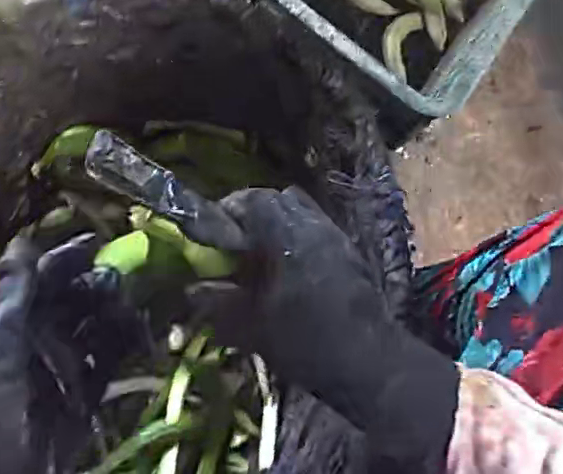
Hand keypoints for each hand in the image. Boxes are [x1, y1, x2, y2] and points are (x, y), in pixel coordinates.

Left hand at [0, 234, 142, 473]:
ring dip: (116, 316)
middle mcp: (36, 347)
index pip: (41, 282)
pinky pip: (107, 365)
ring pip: (94, 329)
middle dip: (98, 287)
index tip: (98, 242)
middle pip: (72, 302)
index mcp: (9, 332)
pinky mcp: (80, 405)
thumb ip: (10, 306)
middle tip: (124, 285)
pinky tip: (144, 339)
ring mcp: (59, 375)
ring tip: (136, 315)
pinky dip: (125, 348)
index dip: (66, 259)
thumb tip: (20, 241)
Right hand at [196, 188, 457, 473]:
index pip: (253, 199)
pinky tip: (288, 264)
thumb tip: (189, 290)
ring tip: (260, 250)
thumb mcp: (256, 329)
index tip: (213, 229)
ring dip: (276, 220)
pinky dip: (295, 233)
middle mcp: (312, 223)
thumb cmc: (310, 343)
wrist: (372, 364)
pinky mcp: (347, 249)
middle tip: (234, 239)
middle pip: (276, 198)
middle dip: (251, 212)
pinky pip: (314, 224)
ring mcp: (333, 233)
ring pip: (297, 209)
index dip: (229, 209)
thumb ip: (219, 305)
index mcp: (287, 234)